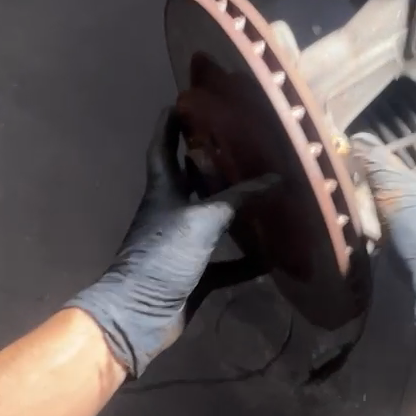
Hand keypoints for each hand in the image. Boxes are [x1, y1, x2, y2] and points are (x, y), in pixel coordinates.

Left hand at [70, 112, 267, 376]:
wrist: (139, 313)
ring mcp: (181, 246)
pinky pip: (227, 263)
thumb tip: (277, 179)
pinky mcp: (194, 275)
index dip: (170, 124)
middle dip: (211, 163)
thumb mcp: (203, 219)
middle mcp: (171, 213)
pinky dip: (247, 260)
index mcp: (163, 191)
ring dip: (234, 210)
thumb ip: (239, 198)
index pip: (163, 147)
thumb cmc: (162, 256)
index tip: (183, 101)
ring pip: (212, 220)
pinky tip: (272, 256)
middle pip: (191, 181)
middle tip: (240, 144)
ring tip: (264, 194)